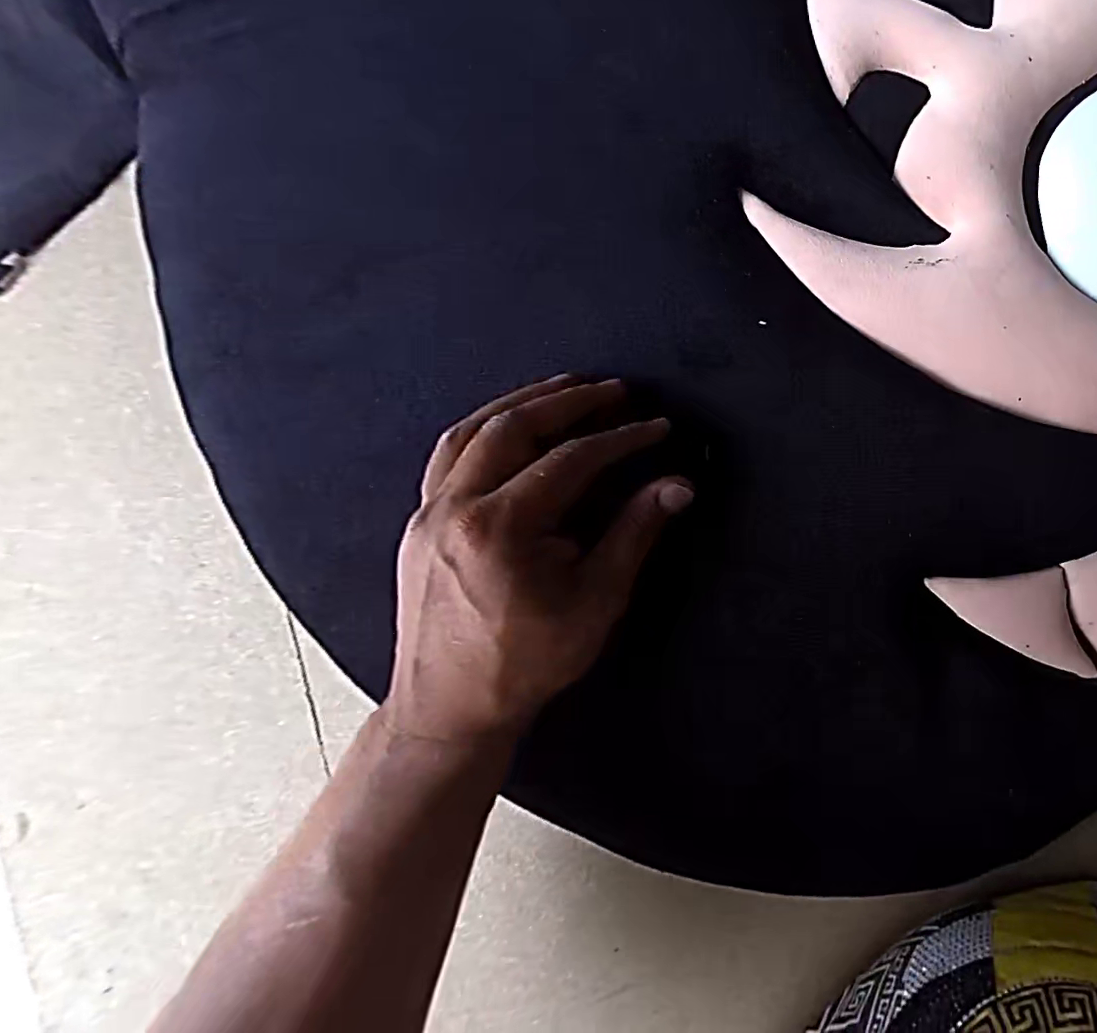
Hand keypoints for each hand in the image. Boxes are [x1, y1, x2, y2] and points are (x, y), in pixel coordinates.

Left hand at [384, 374, 692, 746]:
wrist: (449, 707)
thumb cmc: (531, 659)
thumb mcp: (597, 598)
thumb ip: (636, 532)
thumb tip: (678, 485)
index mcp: (501, 528)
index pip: (571, 460)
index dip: (621, 439)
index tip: (657, 426)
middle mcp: (455, 507)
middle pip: (513, 429)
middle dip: (568, 402)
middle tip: (612, 389)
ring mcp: (427, 513)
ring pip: (470, 433)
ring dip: (522, 403)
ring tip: (564, 387)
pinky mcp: (418, 524)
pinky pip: (447, 457)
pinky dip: (484, 429)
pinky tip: (509, 425)